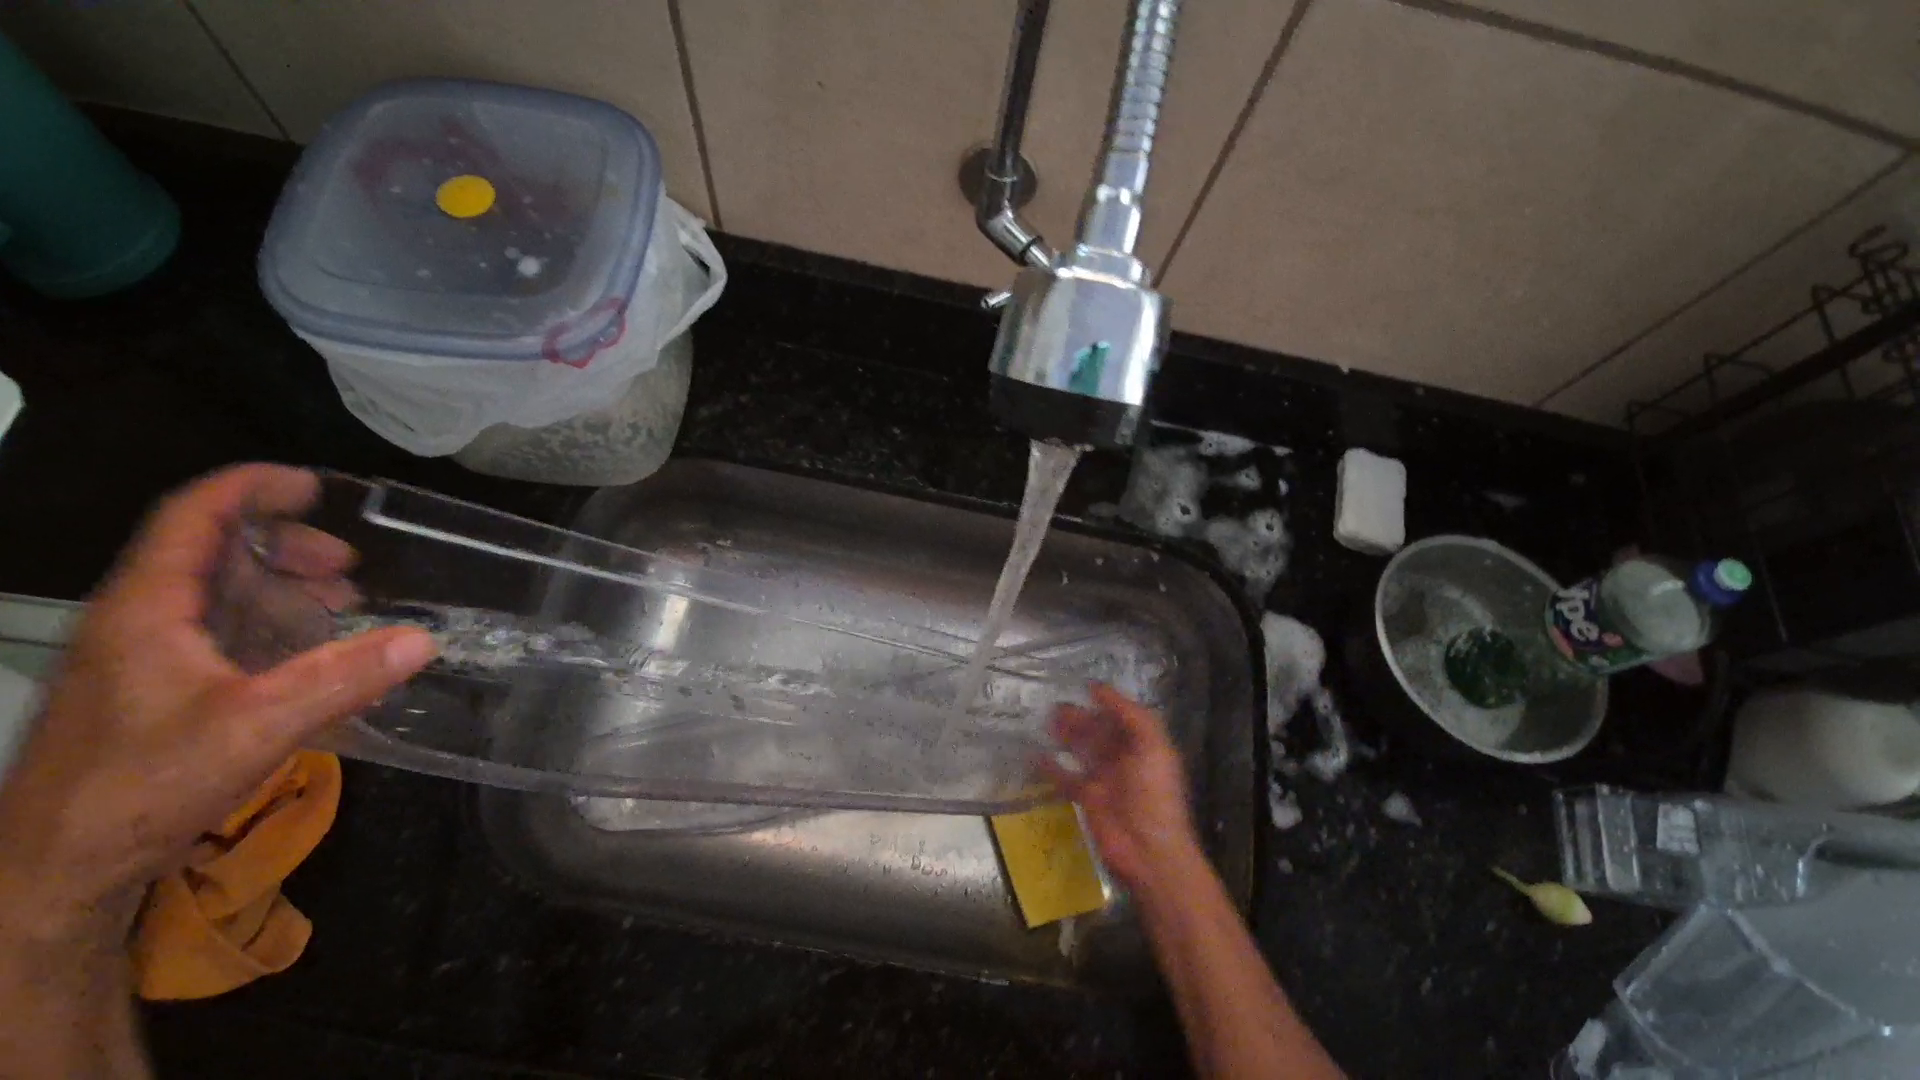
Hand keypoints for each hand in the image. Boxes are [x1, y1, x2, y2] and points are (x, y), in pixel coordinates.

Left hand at [0, 465, 437, 951]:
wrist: (56, 871)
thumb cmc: (141, 786)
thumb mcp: (254, 727)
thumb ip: (341, 679)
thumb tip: (425, 639)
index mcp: (146, 607)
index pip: (193, 515)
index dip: (252, 488)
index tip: (317, 487)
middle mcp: (140, 619)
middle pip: (212, 550)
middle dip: (287, 546)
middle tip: (351, 567)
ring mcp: (145, 657)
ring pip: (219, 594)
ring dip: (285, 588)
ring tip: (345, 608)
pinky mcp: (157, 693)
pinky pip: (222, 636)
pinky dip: (274, 629)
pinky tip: (315, 657)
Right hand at [1044, 683, 1202, 891]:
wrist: (1149, 850)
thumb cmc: (1154, 794)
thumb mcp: (1152, 746)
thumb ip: (1130, 714)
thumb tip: (1097, 688)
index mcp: (1142, 744)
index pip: (1120, 717)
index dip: (1102, 703)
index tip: (1079, 687)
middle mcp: (1123, 758)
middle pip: (1098, 732)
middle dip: (1077, 718)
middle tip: (1052, 705)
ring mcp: (1104, 779)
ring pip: (1081, 750)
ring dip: (1064, 736)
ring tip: (1043, 722)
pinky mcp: (1087, 799)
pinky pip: (1066, 778)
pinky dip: (1051, 767)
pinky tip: (1034, 755)